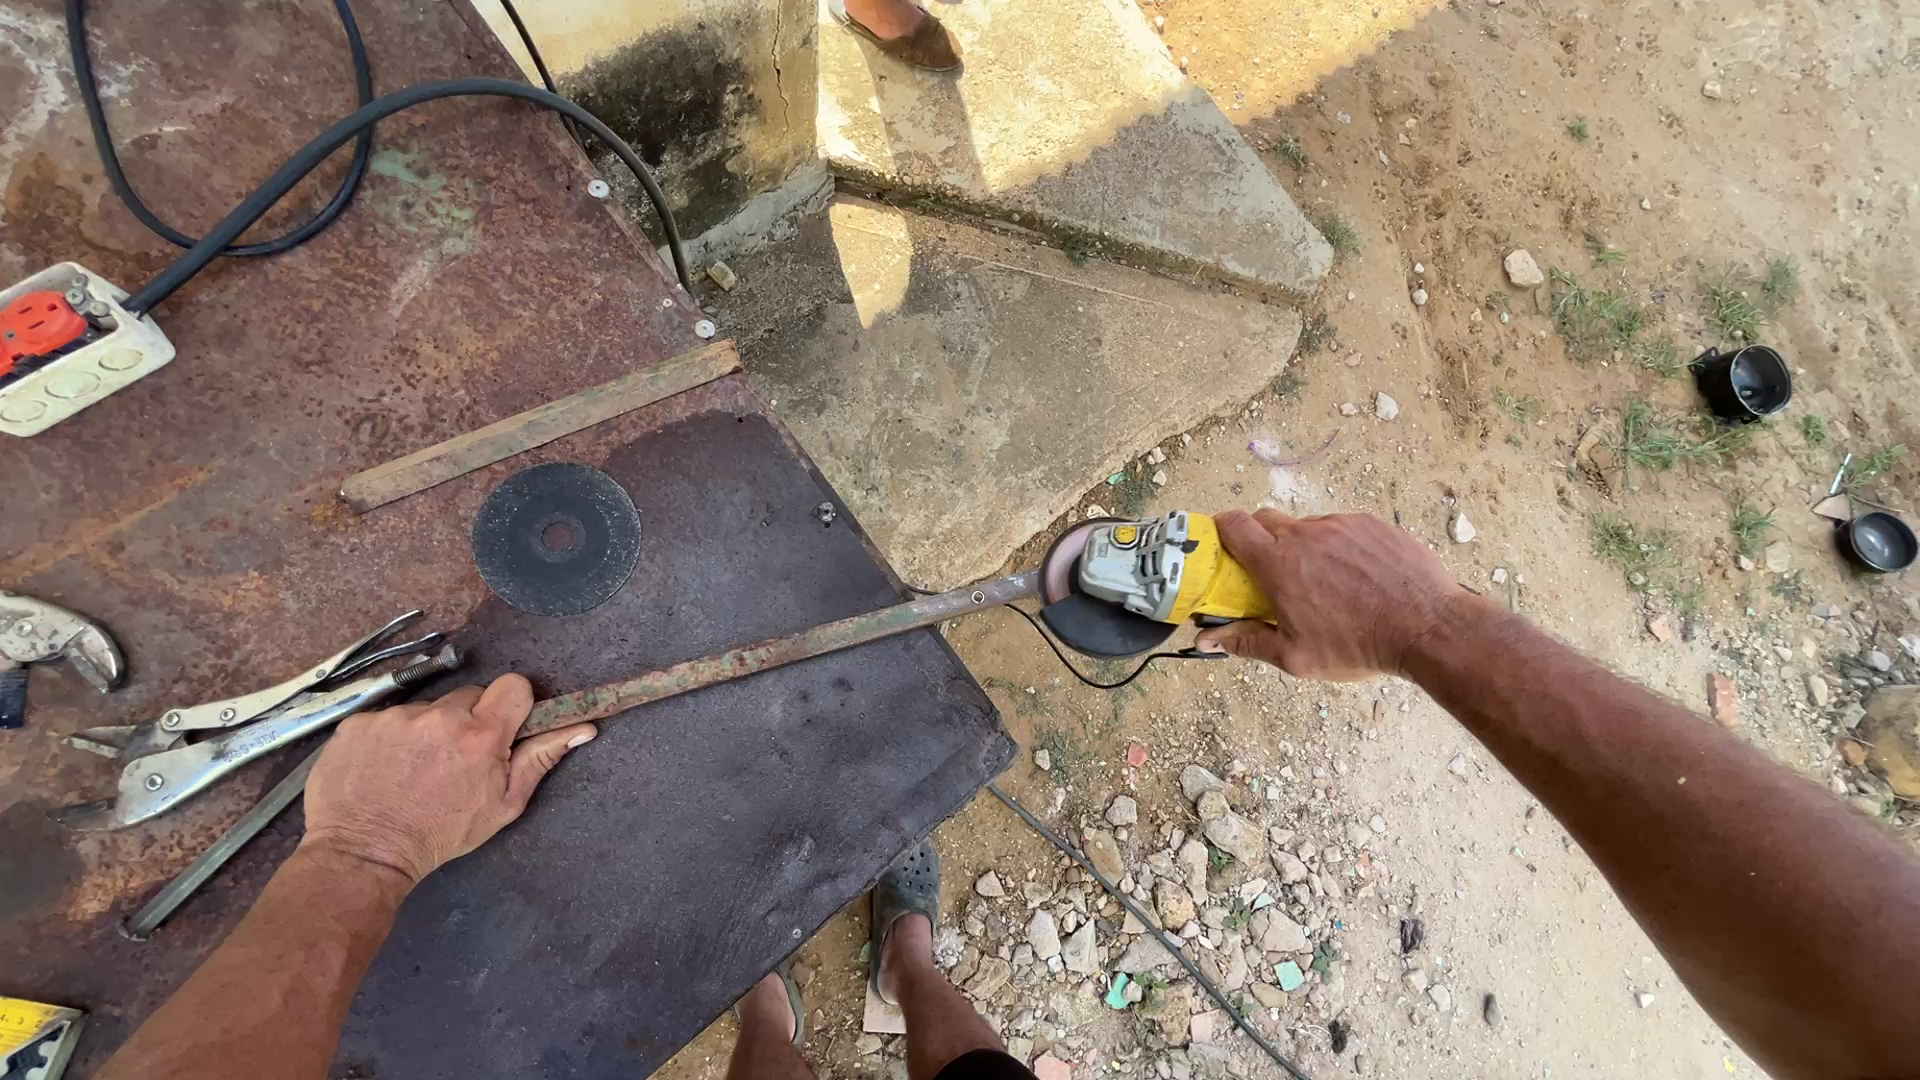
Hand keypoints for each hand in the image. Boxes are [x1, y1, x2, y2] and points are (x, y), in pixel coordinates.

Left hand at [300, 674, 595, 883]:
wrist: (362, 857)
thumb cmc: (443, 833)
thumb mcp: (505, 803)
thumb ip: (542, 758)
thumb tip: (586, 727)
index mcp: (482, 734)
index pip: (513, 686)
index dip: (513, 704)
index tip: (504, 726)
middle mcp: (440, 716)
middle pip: (471, 695)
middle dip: (471, 718)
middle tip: (457, 754)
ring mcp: (395, 718)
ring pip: (429, 707)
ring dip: (430, 728)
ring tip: (416, 764)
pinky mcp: (356, 724)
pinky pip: (388, 717)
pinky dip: (391, 736)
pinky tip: (385, 764)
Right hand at [1195, 509, 1464, 679]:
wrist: (1430, 628)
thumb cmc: (1356, 645)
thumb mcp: (1294, 656)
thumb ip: (1245, 641)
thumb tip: (1204, 641)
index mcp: (1277, 563)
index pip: (1233, 525)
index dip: (1221, 529)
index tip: (1222, 545)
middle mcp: (1304, 534)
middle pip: (1264, 519)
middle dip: (1259, 538)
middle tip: (1270, 569)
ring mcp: (1340, 525)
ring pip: (1306, 526)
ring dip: (1302, 546)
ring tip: (1323, 580)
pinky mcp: (1371, 524)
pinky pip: (1342, 528)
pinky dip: (1338, 546)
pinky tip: (1356, 576)